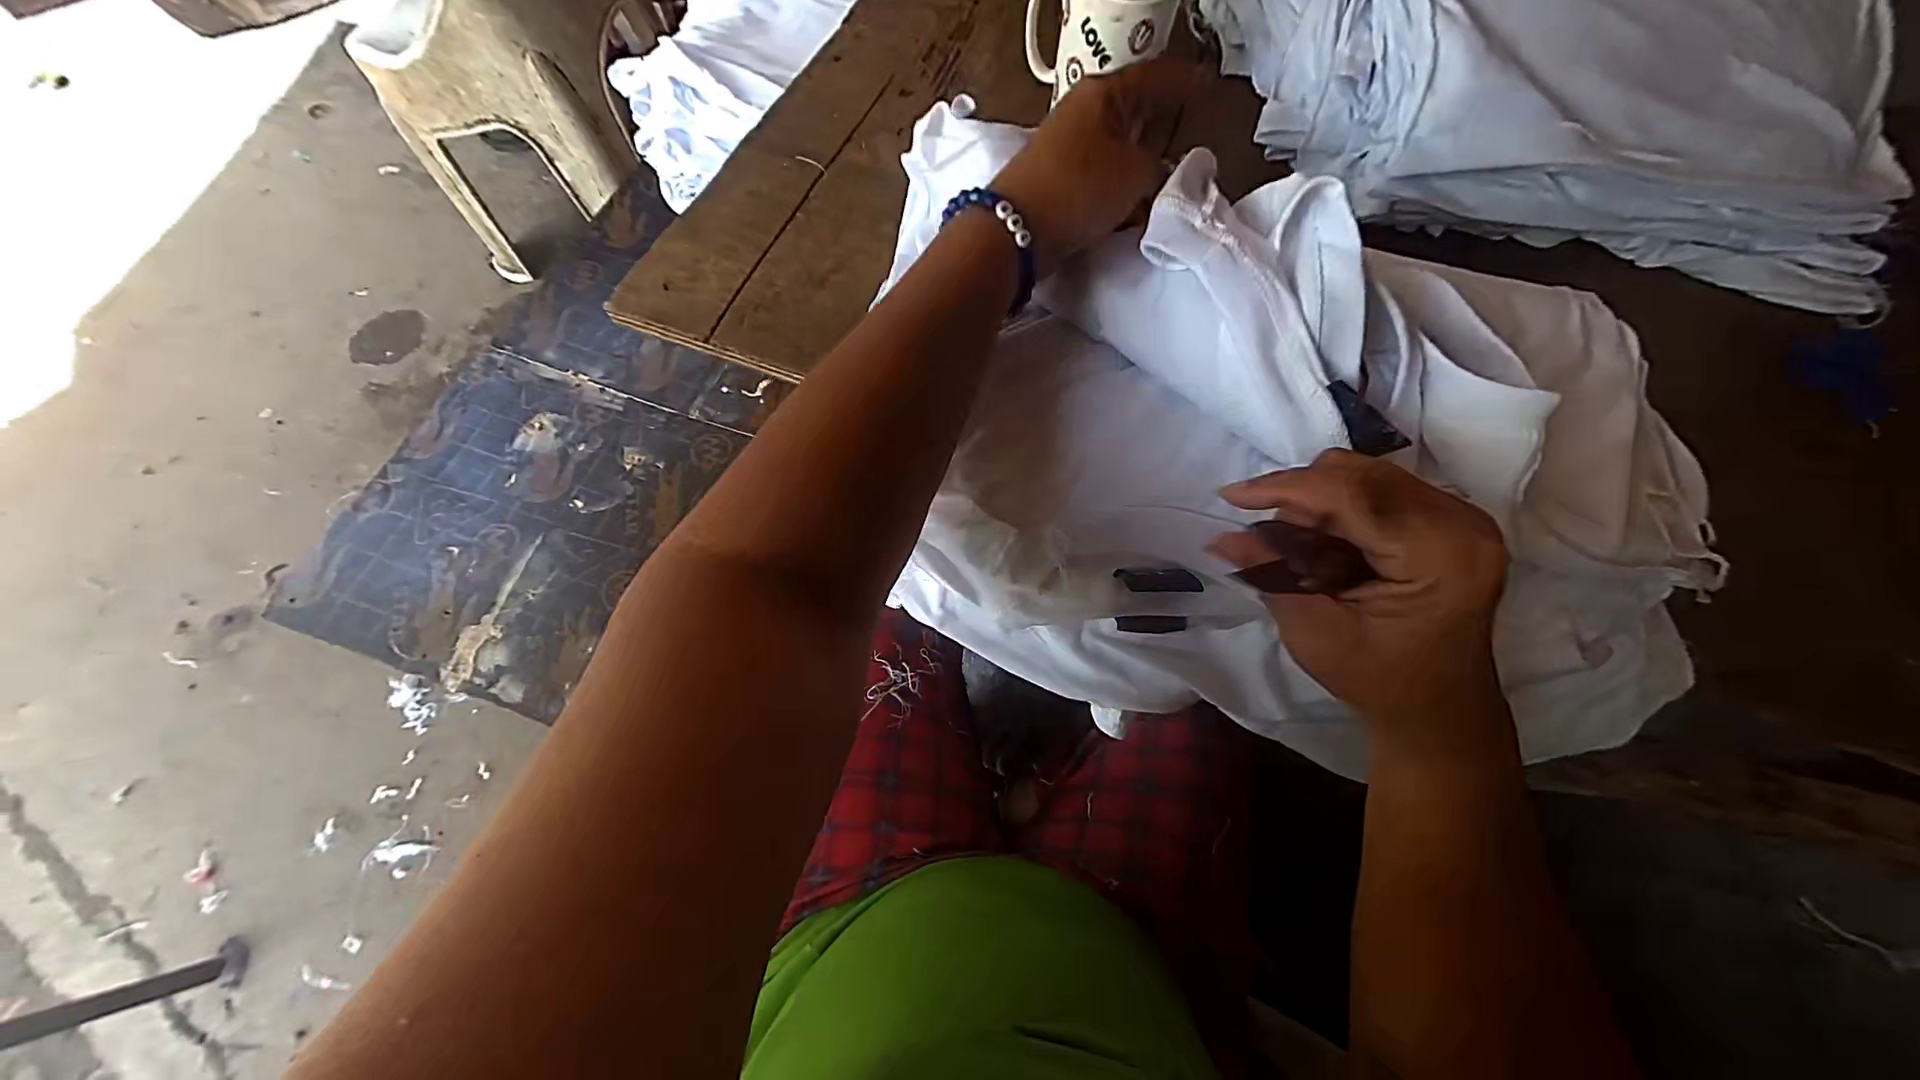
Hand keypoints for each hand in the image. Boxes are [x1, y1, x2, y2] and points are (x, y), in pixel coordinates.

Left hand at [990, 57, 1203, 272]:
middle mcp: (1081, 115)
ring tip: (1165, 183)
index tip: (1207, 85)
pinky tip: (1132, 209)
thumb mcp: (1135, 174)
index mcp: (1102, 94)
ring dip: (1138, 166)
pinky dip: (1117, 191)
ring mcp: (1064, 150)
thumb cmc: (1079, 188)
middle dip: (1160, 126)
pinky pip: (1098, 180)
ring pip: (1114, 151)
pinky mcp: (1055, 184)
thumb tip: (1161, 174)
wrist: (1015, 230)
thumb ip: (1159, 170)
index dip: (1185, 81)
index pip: (1154, 76)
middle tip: (1188, 136)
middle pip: (1132, 114)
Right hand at [1207, 450, 1511, 744]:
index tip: (1231, 497)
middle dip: (1299, 494)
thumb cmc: (1377, 678)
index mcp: (1438, 555)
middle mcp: (1460, 522)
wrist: (1438, 706)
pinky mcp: (1451, 519)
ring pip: (1367, 474)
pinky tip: (1324, 540)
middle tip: (1266, 533)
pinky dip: (1339, 504)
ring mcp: (1461, 517)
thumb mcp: (1313, 629)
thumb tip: (1222, 537)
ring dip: (1317, 498)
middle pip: (1360, 475)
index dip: (1285, 488)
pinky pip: (1381, 487)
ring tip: (1295, 542)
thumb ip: (1273, 573)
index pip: (1351, 495)